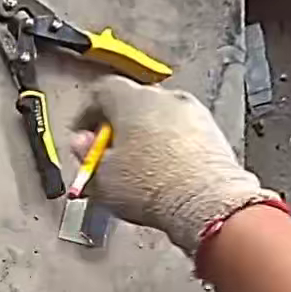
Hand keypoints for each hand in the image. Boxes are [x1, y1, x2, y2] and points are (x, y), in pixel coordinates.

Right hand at [70, 79, 280, 254]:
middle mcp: (163, 97)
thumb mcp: (100, 176)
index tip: (82, 135)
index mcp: (131, 101)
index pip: (102, 91)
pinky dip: (164, 147)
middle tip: (104, 157)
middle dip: (115, 128)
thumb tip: (80, 143)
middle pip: (130, 104)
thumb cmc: (150, 186)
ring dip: (141, 138)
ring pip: (156, 119)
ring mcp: (191, 111)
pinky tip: (157, 173)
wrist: (201, 201)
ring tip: (132, 170)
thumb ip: (86, 154)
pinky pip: (178, 133)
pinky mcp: (210, 130)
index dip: (86, 113)